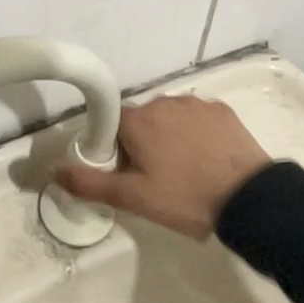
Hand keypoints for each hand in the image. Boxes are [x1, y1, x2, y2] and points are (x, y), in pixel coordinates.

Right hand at [54, 95, 271, 237]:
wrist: (249, 199)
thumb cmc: (185, 198)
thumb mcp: (133, 198)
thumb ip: (90, 183)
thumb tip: (54, 170)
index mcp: (137, 121)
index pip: (111, 125)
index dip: (114, 149)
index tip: (126, 173)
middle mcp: (164, 102)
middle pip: (141, 121)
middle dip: (142, 145)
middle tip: (155, 180)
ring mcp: (196, 104)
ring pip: (170, 119)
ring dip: (170, 139)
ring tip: (185, 173)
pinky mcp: (223, 112)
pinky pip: (198, 120)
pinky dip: (197, 136)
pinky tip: (207, 161)